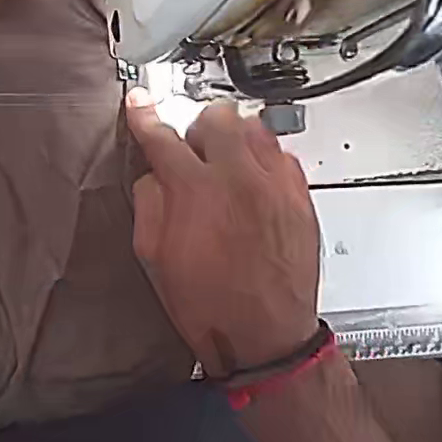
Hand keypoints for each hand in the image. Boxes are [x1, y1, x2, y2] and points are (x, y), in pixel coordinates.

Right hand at [125, 90, 322, 376]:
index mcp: (195, 191)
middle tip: (190, 149)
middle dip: (196, 126)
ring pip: (254, 126)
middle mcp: (239, 179)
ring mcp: (275, 186)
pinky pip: (282, 155)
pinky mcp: (301, 198)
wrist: (266, 338)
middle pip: (216, 116)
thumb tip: (153, 175)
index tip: (140, 103)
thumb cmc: (210, 305)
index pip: (162, 136)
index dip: (144, 115)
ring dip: (232, 138)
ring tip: (223, 164)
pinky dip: (262, 159)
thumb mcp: (154, 257)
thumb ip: (148, 202)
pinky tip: (251, 182)